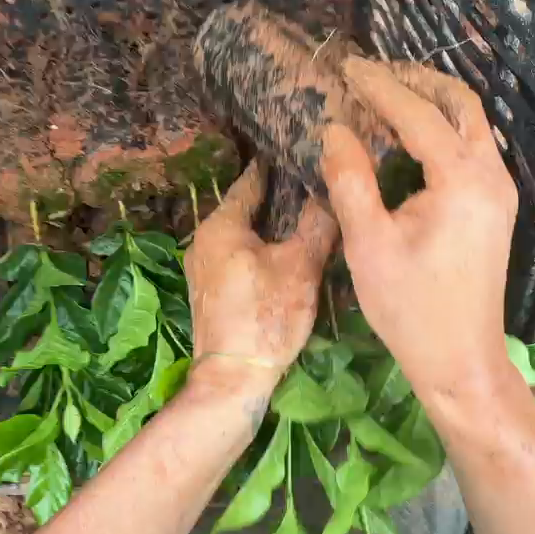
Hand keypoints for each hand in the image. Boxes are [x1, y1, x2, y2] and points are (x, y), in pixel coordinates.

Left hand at [183, 162, 337, 394]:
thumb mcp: (301, 267)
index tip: (302, 154)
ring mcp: (202, 268)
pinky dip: (260, 249)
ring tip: (307, 219)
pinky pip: (237, 256)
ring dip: (269, 227)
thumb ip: (317, 225)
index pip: (250, 182)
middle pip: (245, 208)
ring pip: (241, 235)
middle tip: (314, 187)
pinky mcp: (209, 291)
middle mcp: (203, 240)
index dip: (277, 168)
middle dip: (277, 199)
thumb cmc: (266, 316)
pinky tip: (286, 255)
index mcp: (219, 226)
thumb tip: (333, 190)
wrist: (233, 379)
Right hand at [321, 57, 517, 393]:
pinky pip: (472, 146)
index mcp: (461, 181)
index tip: (348, 68)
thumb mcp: (367, 244)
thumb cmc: (410, 308)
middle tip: (372, 73)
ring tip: (386, 92)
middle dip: (416, 80)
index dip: (381, 87)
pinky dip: (441, 126)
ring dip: (432, 100)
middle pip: (461, 103)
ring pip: (472, 122)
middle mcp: (491, 177)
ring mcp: (499, 191)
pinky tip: (409, 134)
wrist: (460, 360)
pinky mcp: (495, 207)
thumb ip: (350, 180)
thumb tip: (336, 130)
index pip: (419, 115)